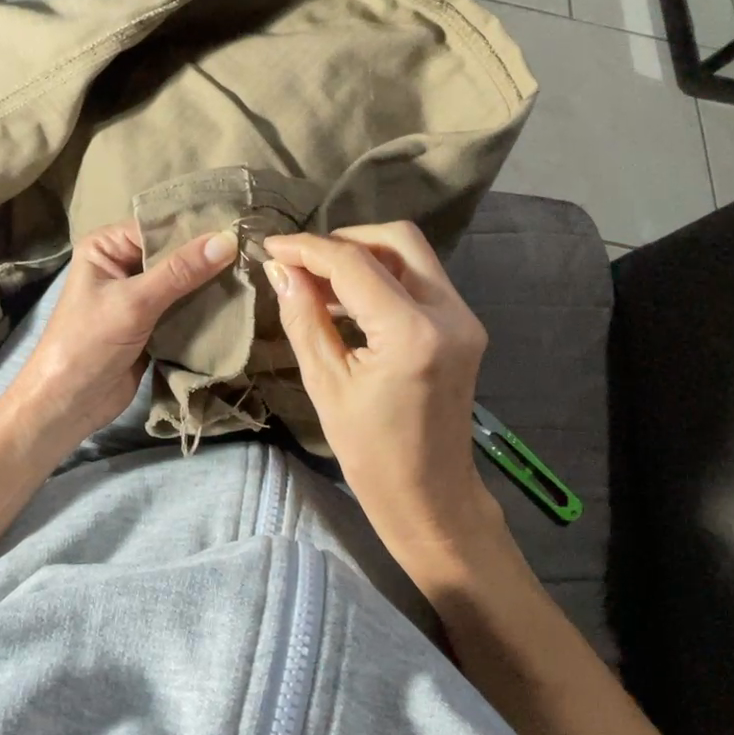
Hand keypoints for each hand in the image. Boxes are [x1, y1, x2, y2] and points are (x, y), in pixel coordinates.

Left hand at [9, 222, 236, 444]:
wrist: (68, 404)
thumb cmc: (87, 344)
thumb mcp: (134, 303)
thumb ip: (180, 272)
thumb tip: (227, 240)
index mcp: (106, 248)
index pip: (158, 227)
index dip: (196, 228)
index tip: (240, 226)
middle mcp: (121, 266)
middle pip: (173, 255)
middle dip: (208, 259)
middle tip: (255, 253)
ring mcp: (137, 298)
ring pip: (182, 284)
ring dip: (210, 286)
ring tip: (253, 276)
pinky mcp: (151, 327)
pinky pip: (183, 311)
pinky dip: (205, 311)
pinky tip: (238, 304)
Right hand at [262, 222, 500, 551]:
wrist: (431, 495)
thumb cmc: (371, 452)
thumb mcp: (325, 384)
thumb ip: (304, 318)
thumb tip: (281, 269)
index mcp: (412, 334)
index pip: (354, 264)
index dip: (307, 248)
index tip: (270, 246)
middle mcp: (449, 314)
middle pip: (396, 240)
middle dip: (343, 240)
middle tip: (301, 263)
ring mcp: (463, 318)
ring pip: (412, 254)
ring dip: (362, 256)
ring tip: (316, 281)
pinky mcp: (463, 326)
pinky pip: (420, 279)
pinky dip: (381, 276)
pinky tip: (346, 299)